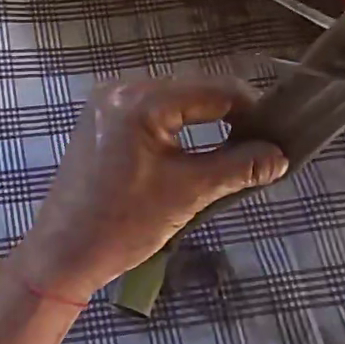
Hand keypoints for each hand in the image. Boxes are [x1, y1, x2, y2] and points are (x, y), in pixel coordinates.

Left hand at [10, 75, 289, 301]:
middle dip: (228, 117)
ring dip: (203, 123)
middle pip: (193, 92)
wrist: (64, 254)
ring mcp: (105, 105)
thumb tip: (281, 155)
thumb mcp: (187, 193)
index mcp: (140, 100)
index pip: (215, 90)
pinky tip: (193, 152)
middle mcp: (119, 89)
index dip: (252, 110)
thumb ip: (238, 167)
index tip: (277, 136)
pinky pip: (150, 116)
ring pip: (172, 103)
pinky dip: (176, 130)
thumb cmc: (123, 224)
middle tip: (258, 147)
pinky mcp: (99, 123)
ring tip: (233, 152)